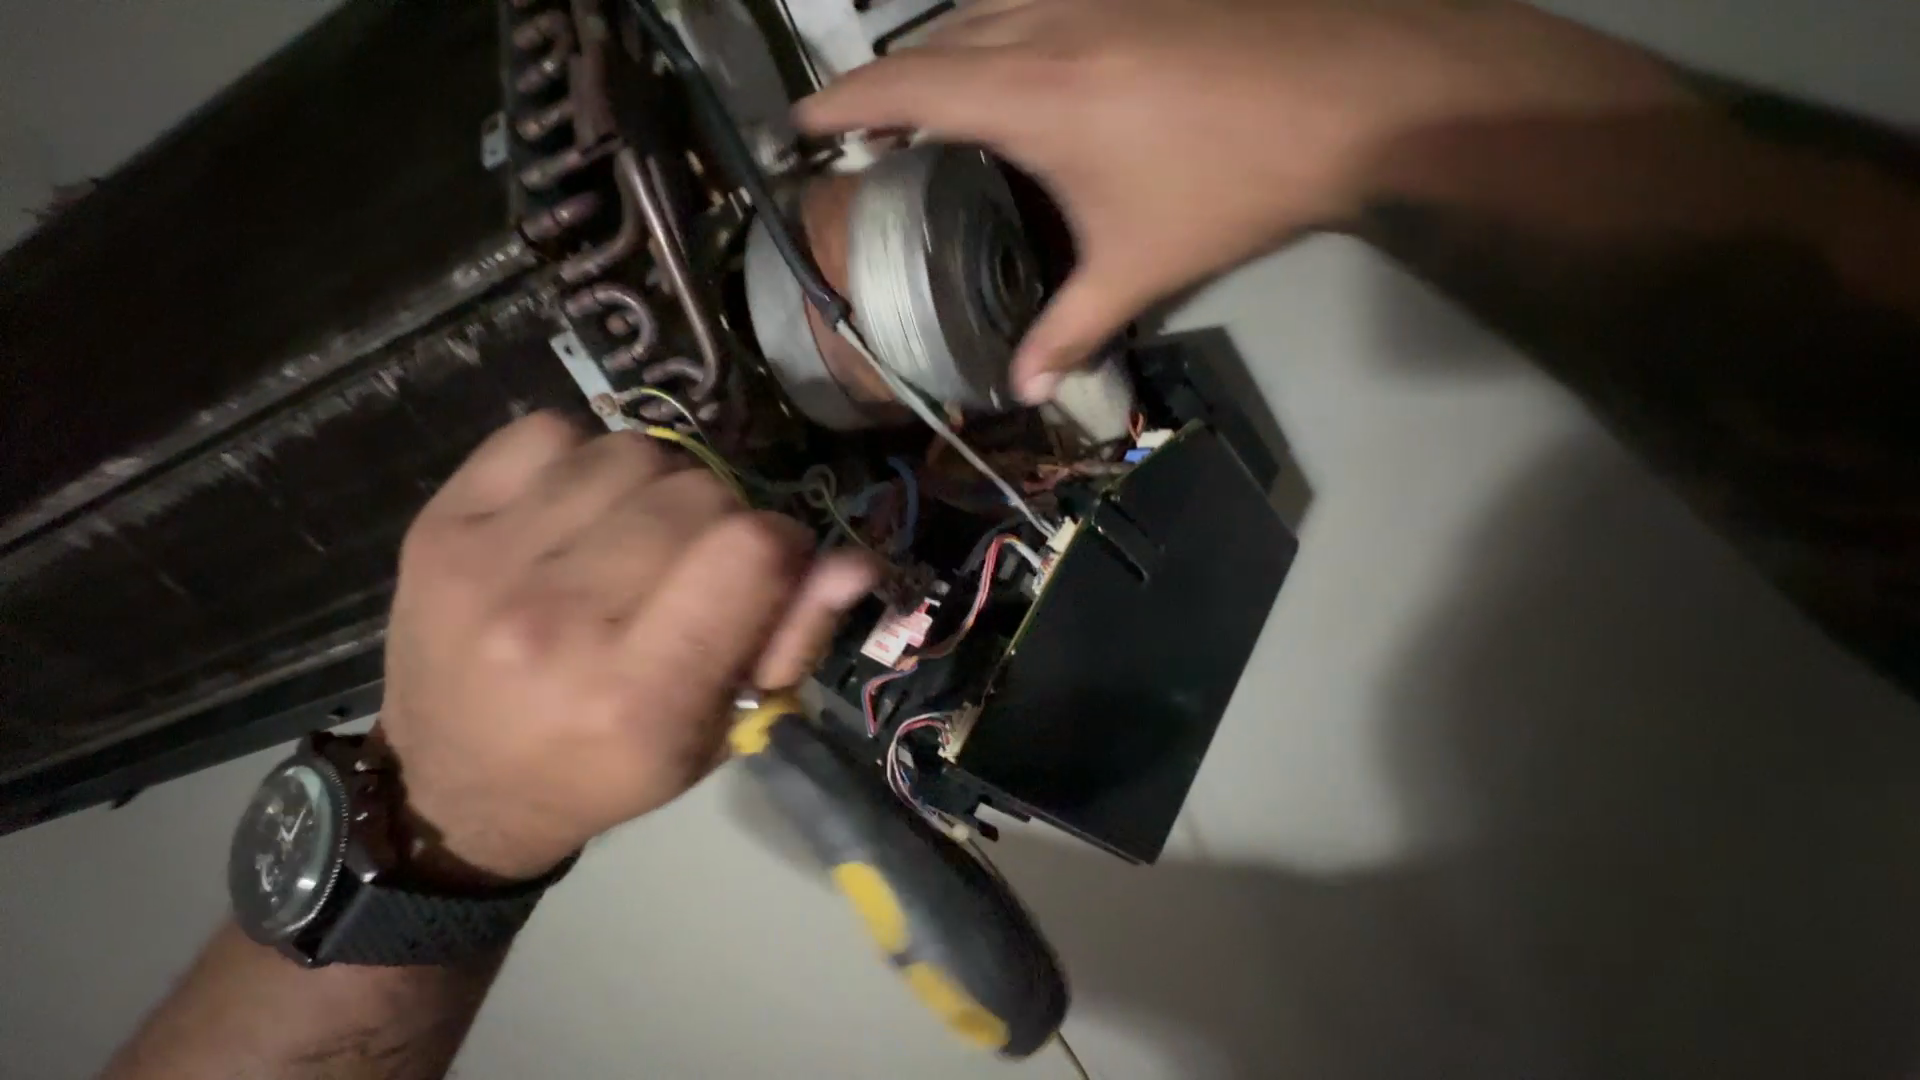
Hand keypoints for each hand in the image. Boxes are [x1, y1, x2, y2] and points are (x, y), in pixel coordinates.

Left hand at [377, 413, 876, 881]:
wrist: (454, 788)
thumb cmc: (610, 769)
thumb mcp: (719, 732)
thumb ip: (793, 641)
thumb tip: (856, 561)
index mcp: (638, 692)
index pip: (750, 551)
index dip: (783, 544)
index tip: (772, 568)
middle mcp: (556, 621)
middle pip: (698, 492)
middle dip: (725, 518)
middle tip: (703, 562)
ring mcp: (486, 563)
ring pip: (632, 453)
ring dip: (660, 486)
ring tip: (642, 535)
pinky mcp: (438, 524)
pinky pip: (549, 432)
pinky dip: (584, 459)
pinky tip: (580, 511)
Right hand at [797, 0, 1685, 400]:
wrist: (1356, 95)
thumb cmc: (1233, 184)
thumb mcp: (1138, 267)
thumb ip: (1069, 331)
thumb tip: (1025, 392)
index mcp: (1032, 93)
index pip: (907, 87)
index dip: (844, 100)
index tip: (801, 120)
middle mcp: (1048, 23)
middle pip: (935, 37)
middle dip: (888, 78)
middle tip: (866, 126)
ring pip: (984, 8)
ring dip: (944, 50)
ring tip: (929, 100)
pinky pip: (1034, 0)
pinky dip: (999, 31)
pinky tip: (1015, 65)